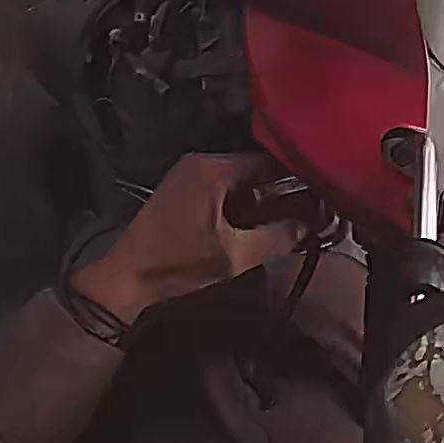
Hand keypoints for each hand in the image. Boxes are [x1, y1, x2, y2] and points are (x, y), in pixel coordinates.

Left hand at [70, 154, 304, 321]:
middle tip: (306, 209)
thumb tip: (310, 225)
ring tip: (284, 217)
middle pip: (255, 167)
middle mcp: (200, 162)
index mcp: (214, 170)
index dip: (297, 178)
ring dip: (260, 196)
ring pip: (239, 177)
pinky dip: (240, 200)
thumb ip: (280, 237)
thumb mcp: (237, 257)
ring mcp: (188, 173)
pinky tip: (253, 221)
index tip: (318, 194)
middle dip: (279, 189)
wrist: (125, 281)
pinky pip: (222, 185)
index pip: (270, 161)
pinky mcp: (182, 187)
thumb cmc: (177, 267)